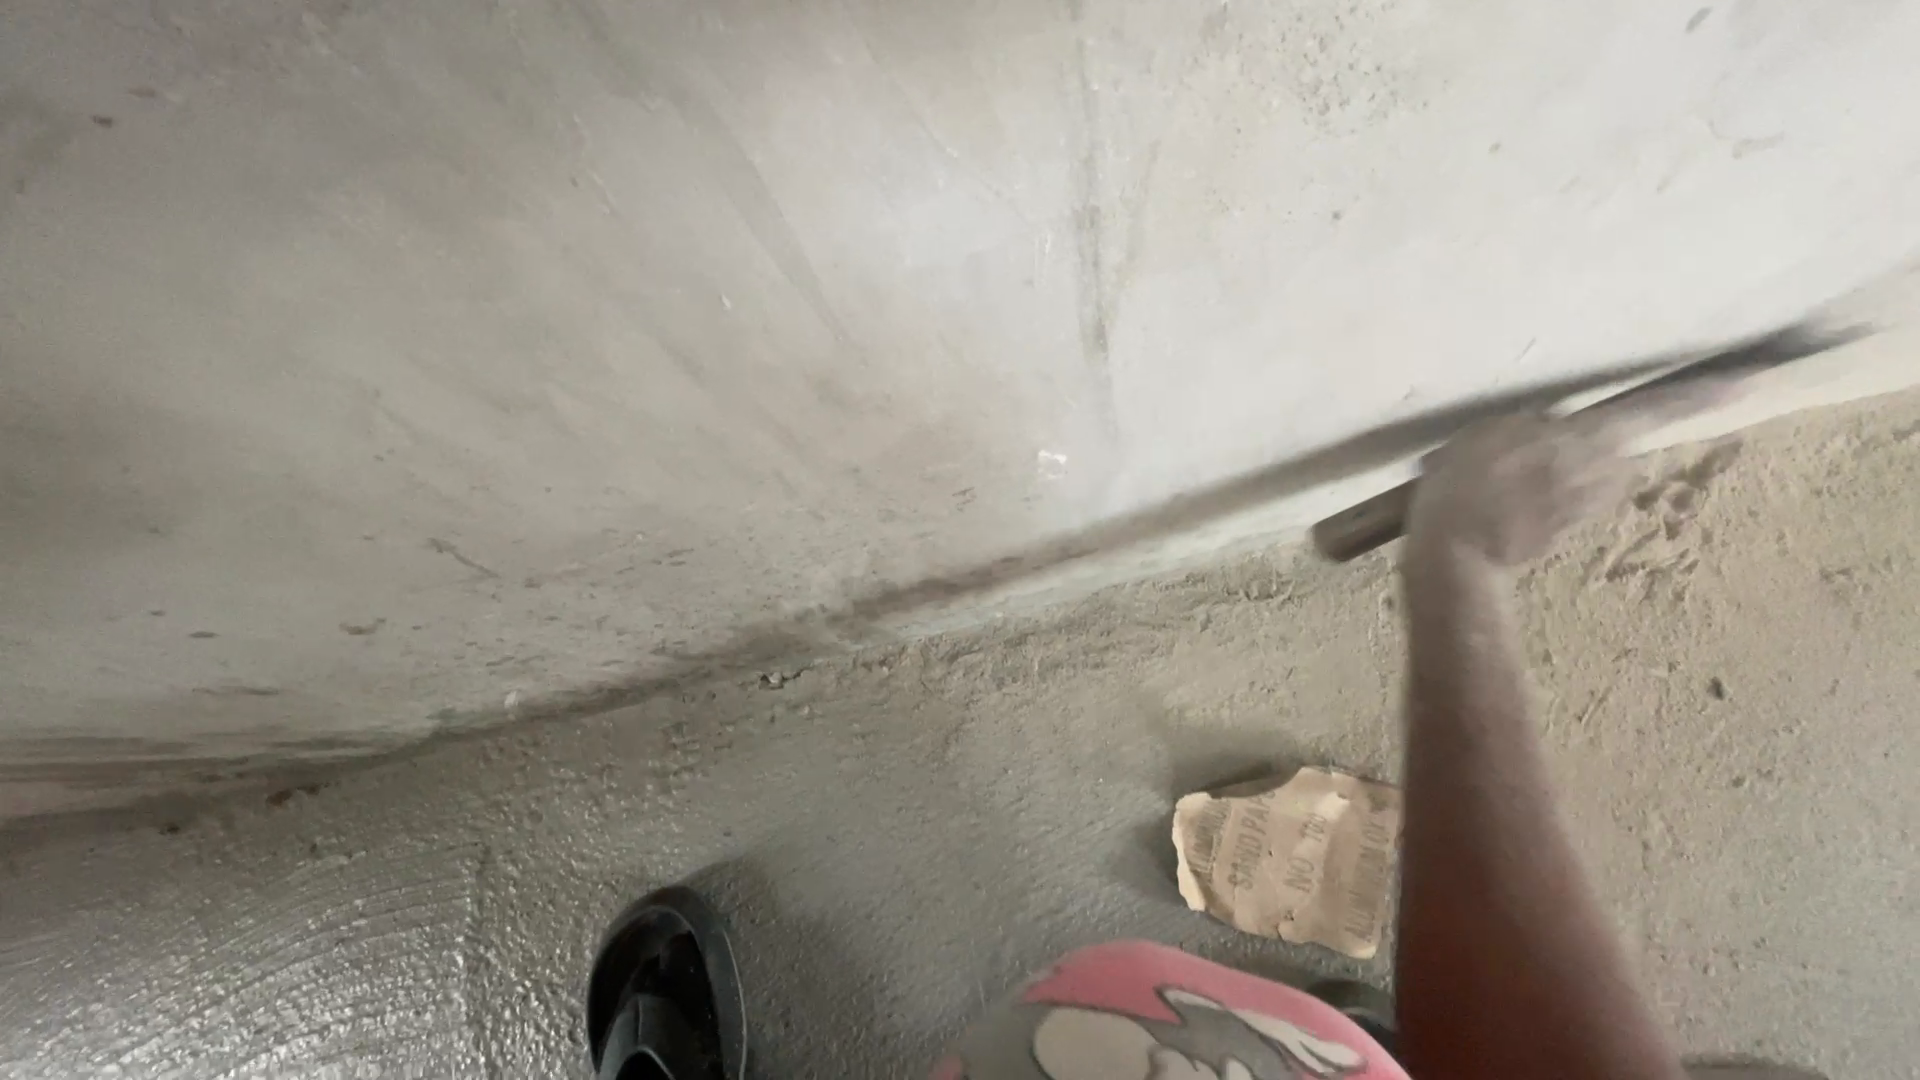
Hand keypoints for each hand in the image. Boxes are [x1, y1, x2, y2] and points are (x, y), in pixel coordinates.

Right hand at [1406, 378, 1733, 566]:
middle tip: (1533, 450)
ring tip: (1505, 480)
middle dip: (1583, 446)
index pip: (1656, 409)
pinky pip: (1559, 503)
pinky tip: (1497, 504)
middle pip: (1610, 448)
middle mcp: (1606, 472)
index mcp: (1592, 439)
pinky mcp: (1565, 533)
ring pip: (1584, 478)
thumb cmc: (1469, 484)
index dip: (1702, 394)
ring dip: (1555, 476)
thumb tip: (1548, 426)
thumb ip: (1531, 424)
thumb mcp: (1488, 432)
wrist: (1457, 554)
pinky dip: (1535, 502)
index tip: (1752, 380)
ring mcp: (1587, 508)